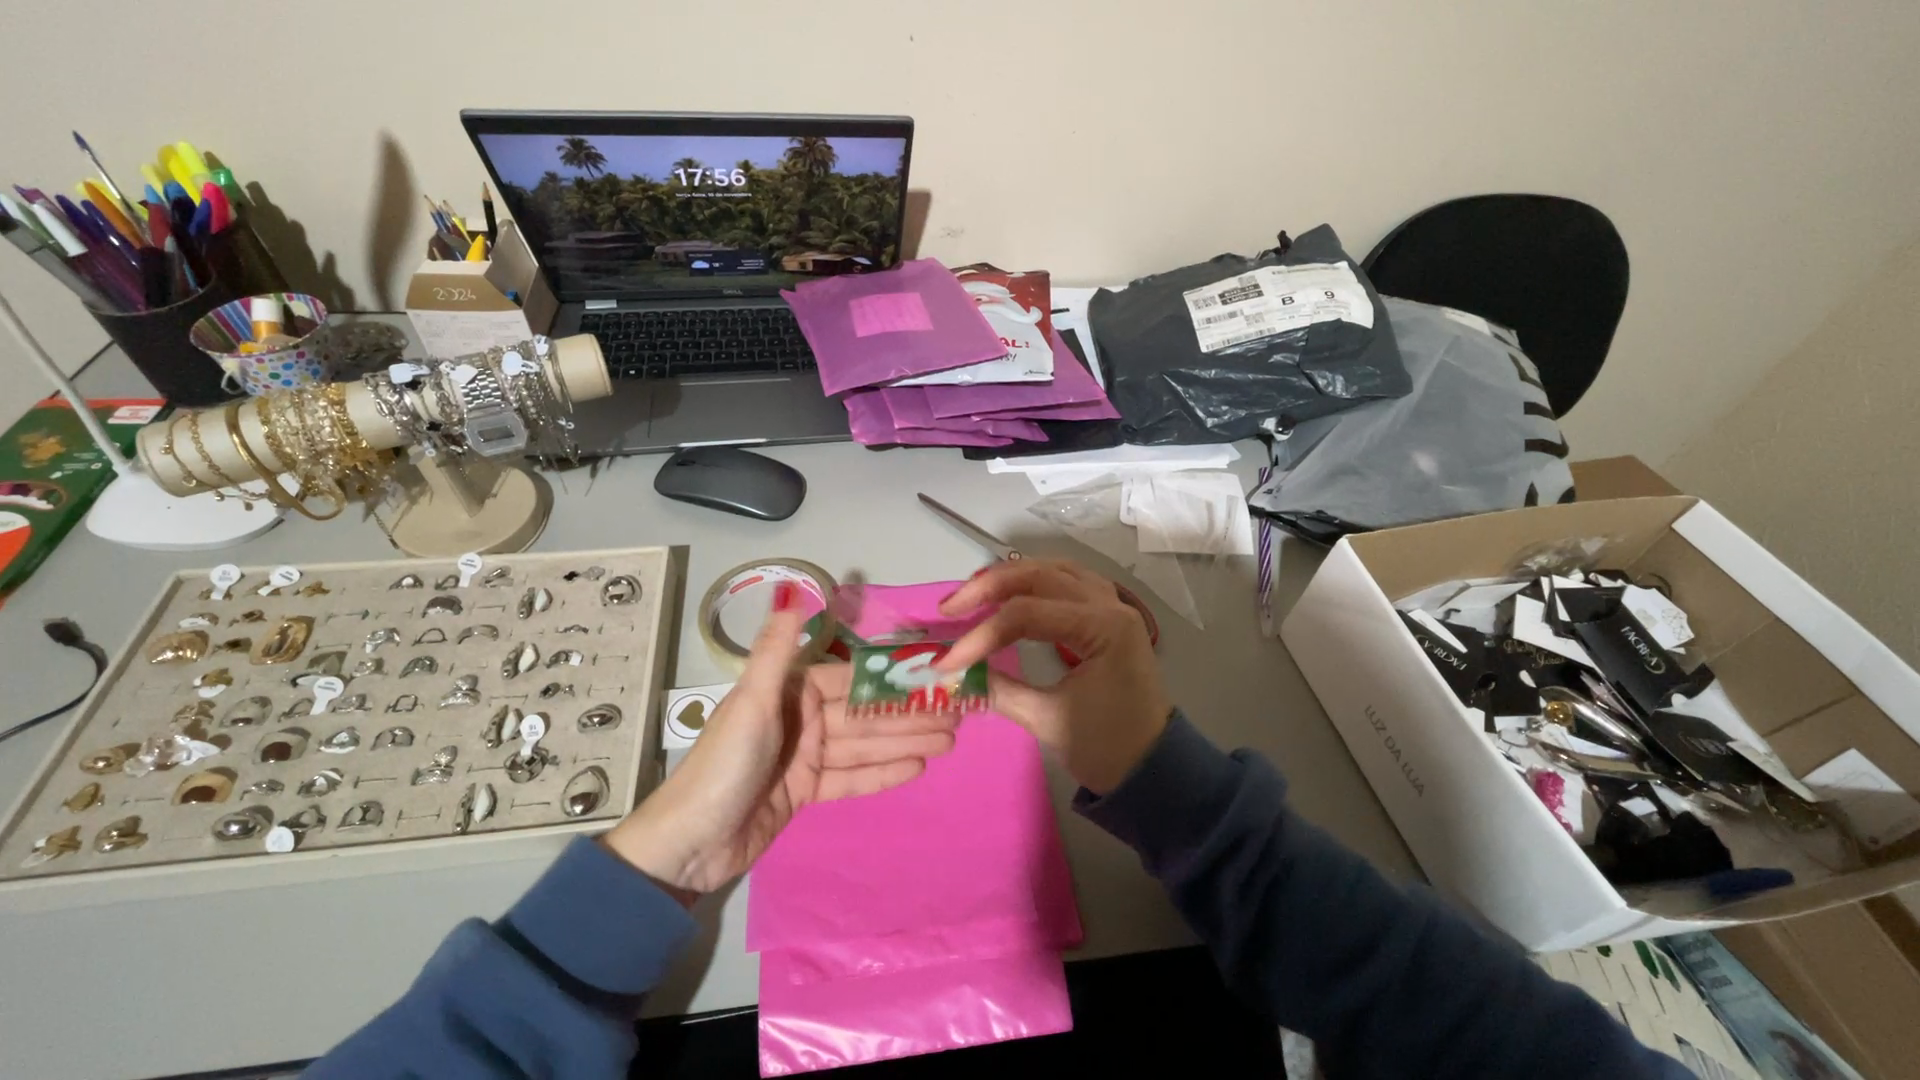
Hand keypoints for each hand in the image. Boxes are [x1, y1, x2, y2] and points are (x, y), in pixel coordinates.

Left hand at [604, 584, 957, 899]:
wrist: (691, 843)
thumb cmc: (724, 766)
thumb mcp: (753, 702)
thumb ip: (778, 650)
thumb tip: (790, 591)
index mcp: (790, 692)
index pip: (852, 680)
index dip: (893, 679)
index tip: (933, 676)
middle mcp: (801, 718)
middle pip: (865, 714)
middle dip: (910, 714)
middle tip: (958, 715)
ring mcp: (804, 757)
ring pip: (864, 745)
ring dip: (906, 741)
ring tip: (949, 738)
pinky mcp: (805, 792)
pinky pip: (851, 777)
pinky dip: (882, 772)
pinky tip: (918, 766)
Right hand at [935, 561, 1171, 794]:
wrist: (1154, 769)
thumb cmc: (1106, 747)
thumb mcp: (1047, 720)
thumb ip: (999, 689)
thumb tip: (952, 674)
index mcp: (1103, 627)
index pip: (1026, 614)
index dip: (980, 635)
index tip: (946, 661)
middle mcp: (1110, 604)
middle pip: (1038, 575)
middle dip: (988, 588)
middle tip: (949, 608)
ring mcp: (1112, 605)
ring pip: (1053, 570)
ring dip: (1011, 578)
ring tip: (973, 595)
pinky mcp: (1108, 616)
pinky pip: (1067, 582)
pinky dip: (1034, 582)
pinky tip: (1011, 594)